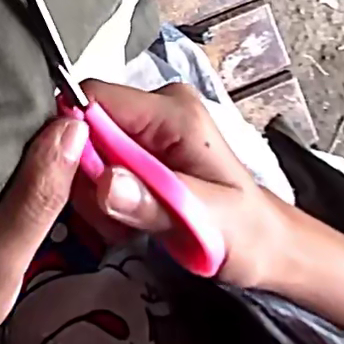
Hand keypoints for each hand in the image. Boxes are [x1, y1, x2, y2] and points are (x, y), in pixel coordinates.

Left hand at [0, 116, 85, 343]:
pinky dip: (12, 156)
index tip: (61, 94)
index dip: (16, 98)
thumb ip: (37, 198)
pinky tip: (37, 153)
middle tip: (69, 104)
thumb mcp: (3, 258)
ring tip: (60, 122)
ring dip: (20, 135)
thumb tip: (74, 128)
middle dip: (21, 113)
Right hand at [72, 81, 292, 288]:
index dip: (75, 139)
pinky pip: (99, 161)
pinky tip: (127, 216)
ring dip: (94, 192)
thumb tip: (104, 181)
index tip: (85, 186)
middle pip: (85, 124)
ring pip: (86, 147)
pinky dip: (103, 194)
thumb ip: (153, 203)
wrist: (268, 244)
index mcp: (174, 111)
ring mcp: (148, 125)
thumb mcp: (208, 223)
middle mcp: (157, 107)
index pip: (94, 98)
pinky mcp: (141, 145)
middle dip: (86, 175)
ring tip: (125, 223)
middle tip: (112, 218)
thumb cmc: (249, 233)